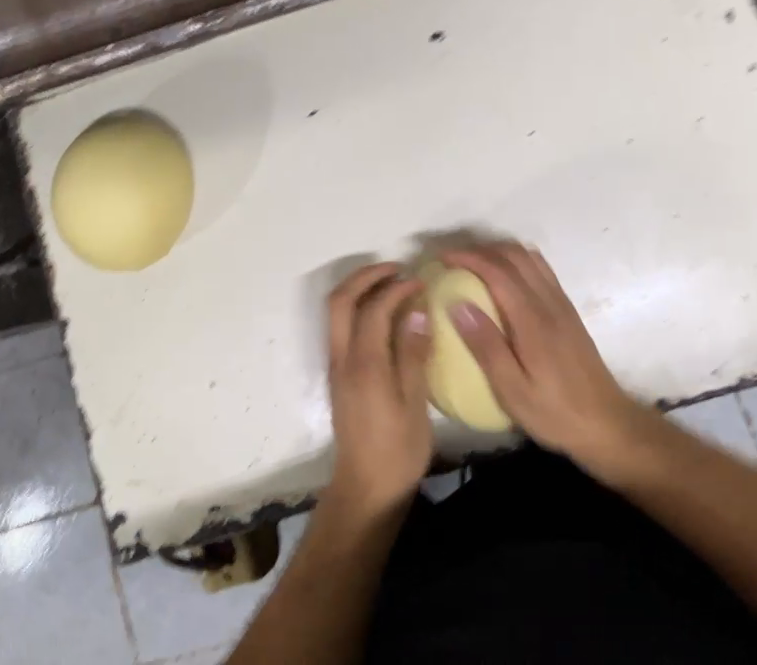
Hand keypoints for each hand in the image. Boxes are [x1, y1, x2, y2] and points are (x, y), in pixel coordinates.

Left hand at [323, 263, 432, 515]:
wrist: (365, 487)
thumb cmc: (397, 451)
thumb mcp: (415, 404)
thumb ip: (412, 355)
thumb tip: (417, 311)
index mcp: (364, 365)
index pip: (373, 309)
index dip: (395, 288)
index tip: (420, 281)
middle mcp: (342, 359)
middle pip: (340, 301)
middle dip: (365, 277)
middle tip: (396, 269)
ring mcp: (336, 366)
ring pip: (336, 313)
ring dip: (358, 290)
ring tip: (391, 284)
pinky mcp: (338, 376)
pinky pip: (341, 328)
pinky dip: (358, 310)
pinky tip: (384, 315)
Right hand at [444, 243, 656, 476]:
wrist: (608, 426)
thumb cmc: (554, 413)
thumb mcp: (512, 390)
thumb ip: (485, 345)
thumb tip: (456, 304)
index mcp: (533, 320)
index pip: (498, 271)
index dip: (467, 258)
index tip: (440, 259)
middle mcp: (550, 303)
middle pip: (515, 255)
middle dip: (480, 249)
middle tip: (451, 260)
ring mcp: (562, 305)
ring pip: (530, 259)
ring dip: (499, 252)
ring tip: (472, 265)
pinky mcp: (568, 312)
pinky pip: (541, 271)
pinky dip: (516, 263)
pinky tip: (502, 281)